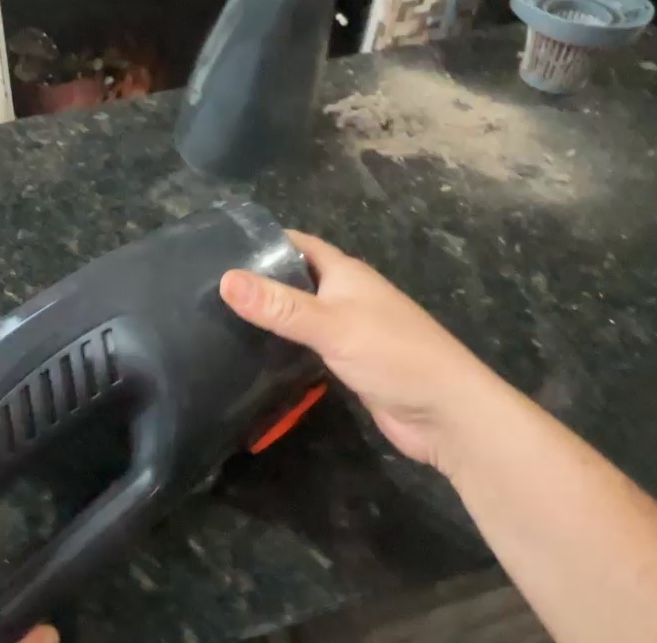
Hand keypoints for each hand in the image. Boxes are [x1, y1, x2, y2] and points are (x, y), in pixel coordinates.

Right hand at [219, 230, 509, 474]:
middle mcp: (346, 295)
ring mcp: (349, 330)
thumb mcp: (331, 325)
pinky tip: (254, 354)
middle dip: (259, 280)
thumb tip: (224, 279)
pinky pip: (308, 346)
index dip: (261, 241)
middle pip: (295, 278)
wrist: (448, 415)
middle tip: (208, 287)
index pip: (296, 244)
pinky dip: (284, 346)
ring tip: (219, 319)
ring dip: (270, 315)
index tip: (217, 247)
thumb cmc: (394, 355)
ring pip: (300, 314)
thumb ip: (279, 305)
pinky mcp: (349, 363)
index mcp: (345, 273)